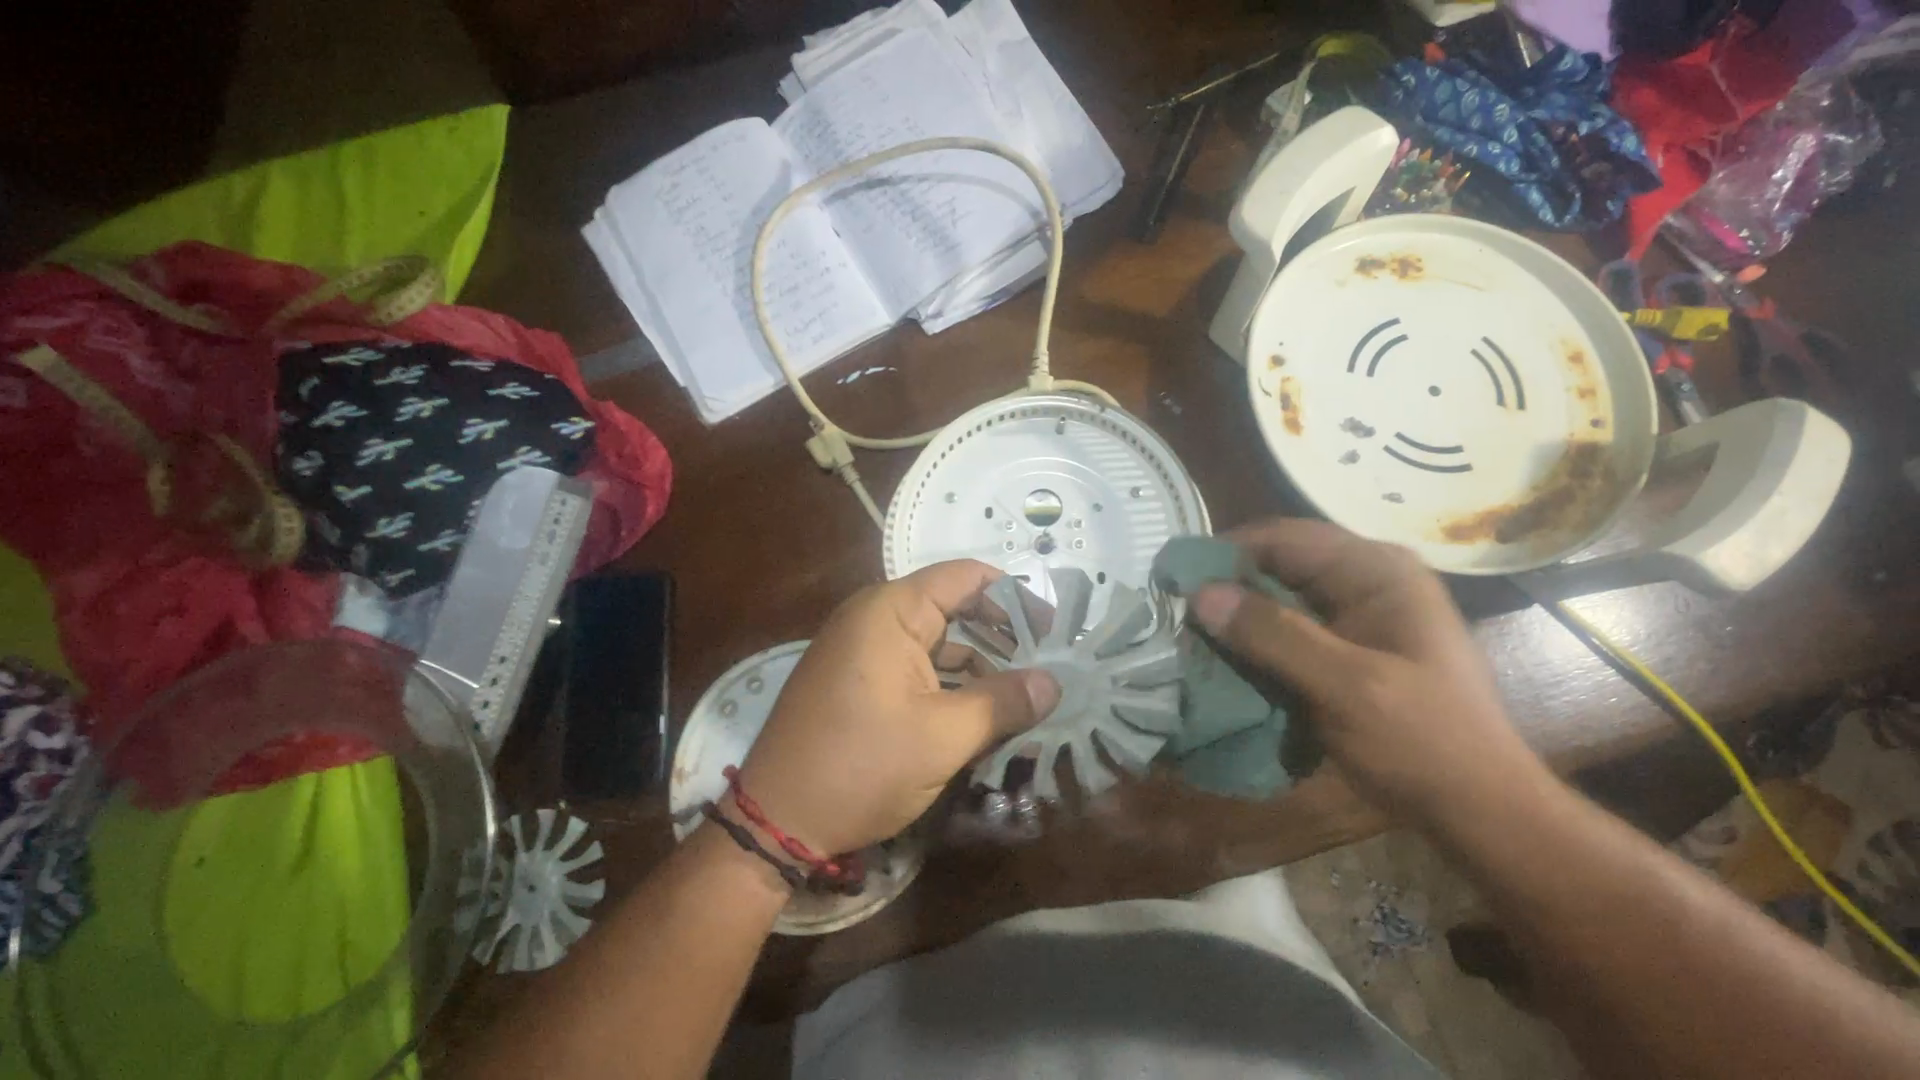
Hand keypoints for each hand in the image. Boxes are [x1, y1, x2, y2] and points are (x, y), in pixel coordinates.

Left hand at [734, 561, 1060, 856]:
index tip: (1057, 630)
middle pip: (953, 609)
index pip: (965, 577)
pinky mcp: (857, 685)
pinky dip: (950, 688)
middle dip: (1003, 638)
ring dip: (980, 669)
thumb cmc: (860, 767)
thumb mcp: (943, 737)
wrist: (776, 822)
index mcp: (889, 612)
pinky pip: (915, 671)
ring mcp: (861, 653)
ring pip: (937, 645)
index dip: (1015, 596)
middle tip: (1051, 668)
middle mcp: (872, 619)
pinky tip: (985, 718)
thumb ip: (1003, 702)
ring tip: (1028, 698)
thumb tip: (1053, 682)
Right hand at [1186, 519, 1544, 818]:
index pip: (1285, 538)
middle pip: (1278, 566)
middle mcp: (1366, 581)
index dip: (1225, 552)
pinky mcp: (1346, 652)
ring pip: (1278, 601)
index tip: (1171, 578)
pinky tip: (1220, 666)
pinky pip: (1288, 635)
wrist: (1478, 808)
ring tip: (1185, 640)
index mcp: (1377, 571)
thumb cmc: (1424, 741)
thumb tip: (1200, 595)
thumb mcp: (1347, 686)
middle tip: (1171, 615)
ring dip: (1236, 621)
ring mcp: (1357, 617)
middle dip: (1226, 589)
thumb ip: (1274, 635)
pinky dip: (1254, 647)